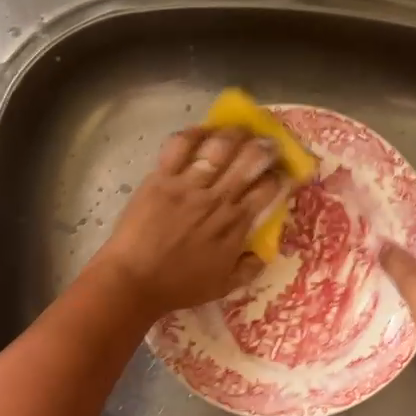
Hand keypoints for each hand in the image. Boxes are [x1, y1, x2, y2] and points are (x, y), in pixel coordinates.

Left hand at [85, 127, 287, 318]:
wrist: (134, 280)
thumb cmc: (179, 286)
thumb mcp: (225, 286)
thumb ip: (250, 268)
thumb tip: (265, 252)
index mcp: (236, 223)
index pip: (268, 188)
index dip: (280, 176)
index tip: (282, 172)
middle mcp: (217, 198)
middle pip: (250, 159)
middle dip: (266, 146)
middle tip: (269, 142)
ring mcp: (188, 185)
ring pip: (220, 145)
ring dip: (236, 133)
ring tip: (241, 129)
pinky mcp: (161, 177)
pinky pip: (180, 145)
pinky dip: (194, 133)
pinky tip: (203, 130)